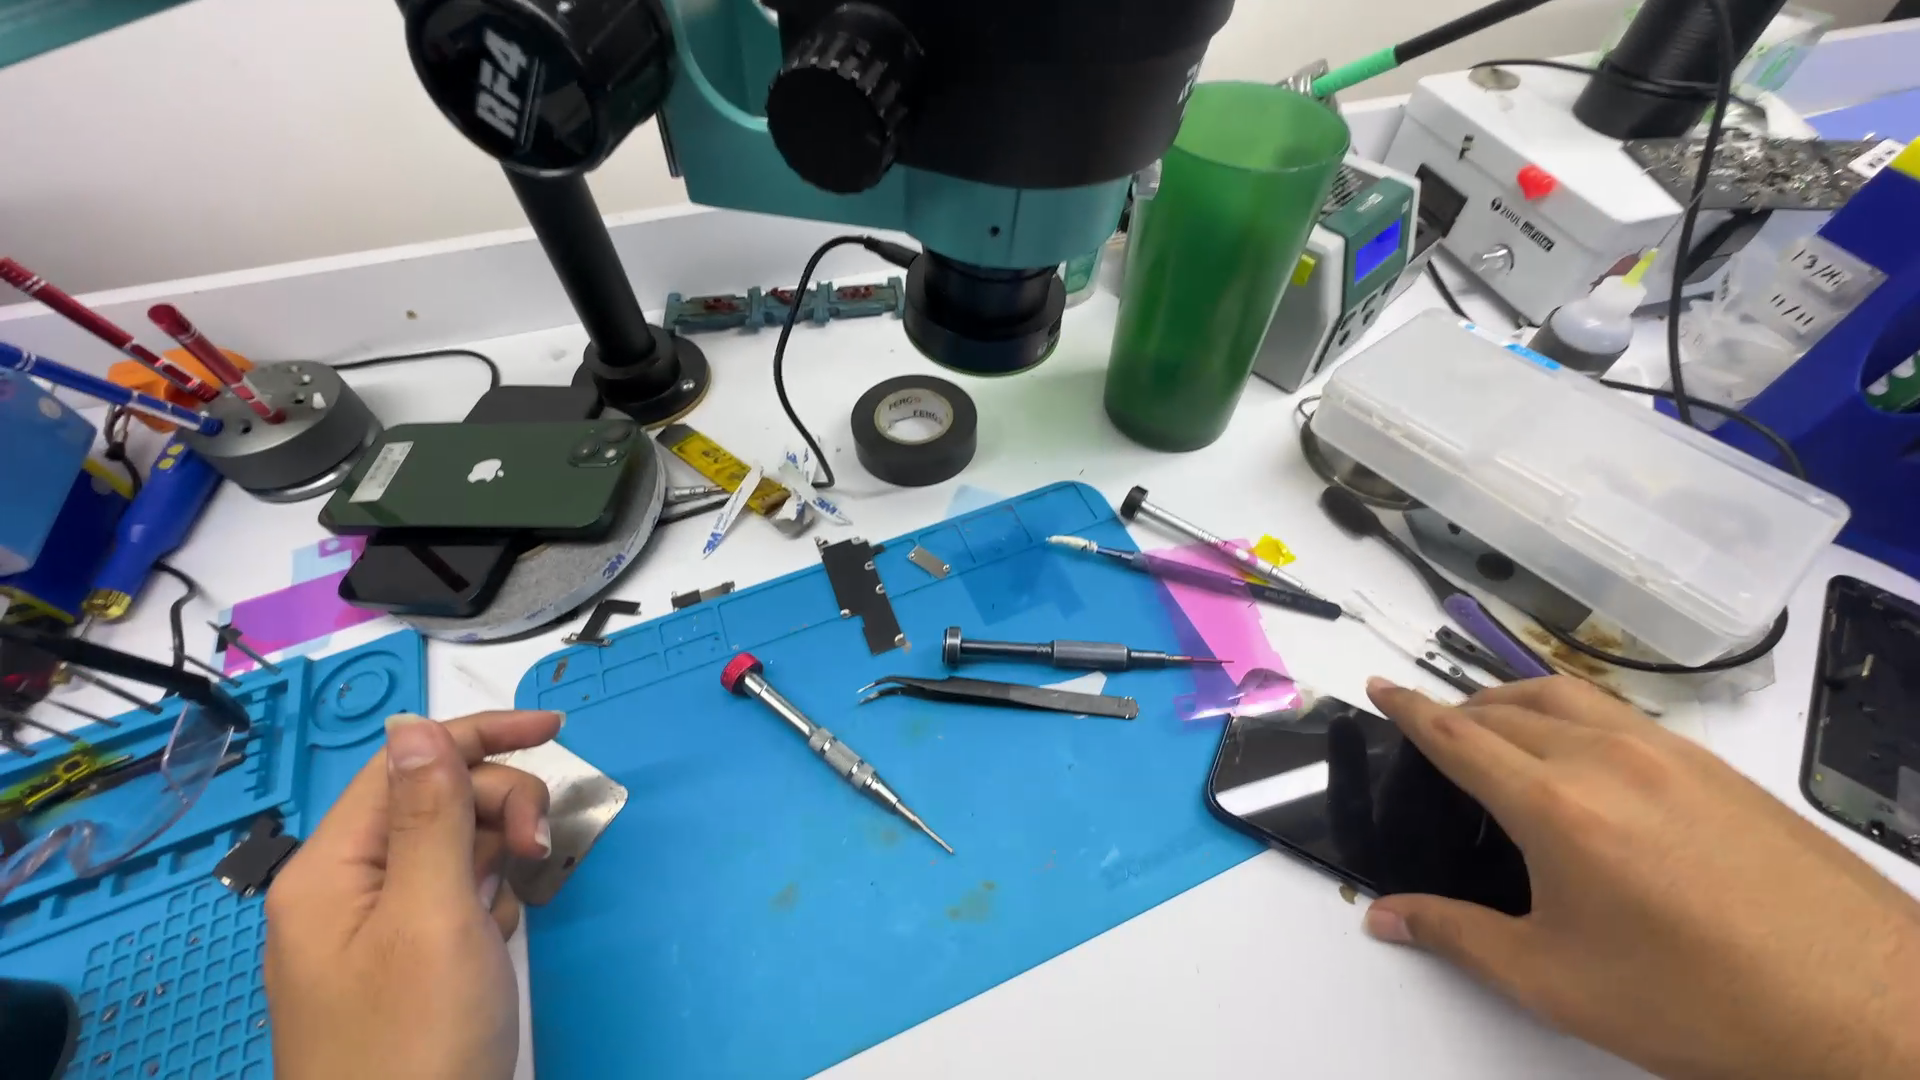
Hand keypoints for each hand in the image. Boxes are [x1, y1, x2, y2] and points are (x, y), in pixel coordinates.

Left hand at [265, 710, 562, 1079]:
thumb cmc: (419, 1033)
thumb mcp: (432, 915)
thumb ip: (430, 814)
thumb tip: (414, 723)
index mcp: (333, 868)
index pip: (407, 764)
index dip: (481, 735)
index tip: (557, 729)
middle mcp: (351, 883)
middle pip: (440, 798)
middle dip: (502, 805)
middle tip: (539, 849)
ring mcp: (383, 917)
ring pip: (460, 838)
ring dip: (503, 849)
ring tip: (519, 896)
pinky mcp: (415, 946)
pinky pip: (463, 883)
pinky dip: (494, 889)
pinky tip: (501, 925)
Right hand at [1361, 676, 1919, 1079]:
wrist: (1887, 1020)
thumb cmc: (1705, 1004)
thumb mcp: (1557, 981)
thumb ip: (1455, 936)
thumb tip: (1381, 917)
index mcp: (1555, 807)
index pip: (1456, 736)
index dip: (1408, 707)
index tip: (1379, 686)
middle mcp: (1604, 760)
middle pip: (1500, 709)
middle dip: (1454, 714)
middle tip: (1433, 736)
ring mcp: (1667, 754)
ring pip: (1558, 695)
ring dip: (1507, 700)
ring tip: (1493, 728)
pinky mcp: (1717, 766)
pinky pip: (1613, 712)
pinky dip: (1566, 712)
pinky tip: (1579, 755)